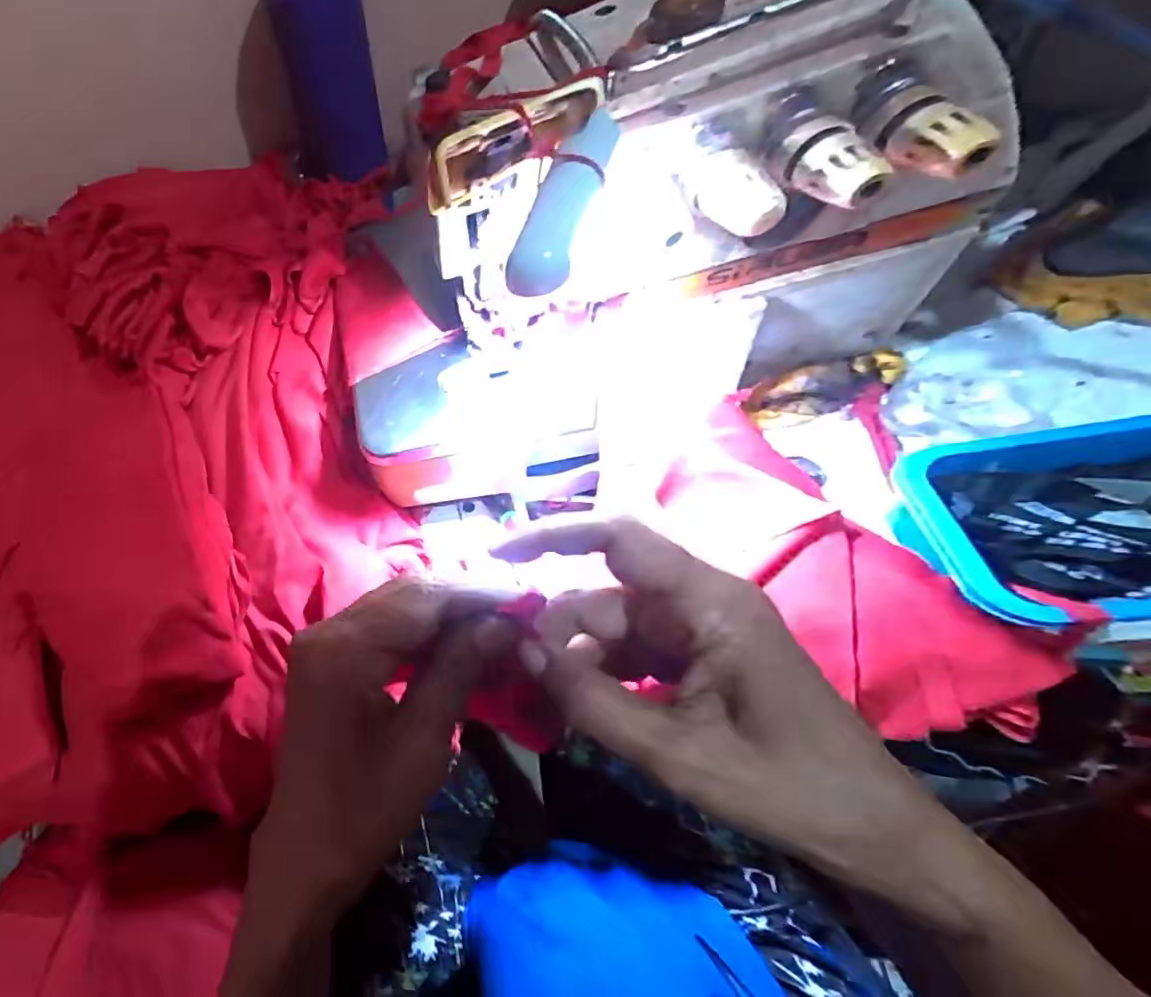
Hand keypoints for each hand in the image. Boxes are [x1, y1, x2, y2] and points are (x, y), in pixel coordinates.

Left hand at [254, 577, 525, 916]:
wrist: (308, 842)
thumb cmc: (368, 805)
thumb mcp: (424, 740)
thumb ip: (457, 669)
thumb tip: (500, 622)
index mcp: (344, 648)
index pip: (419, 600)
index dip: (475, 595)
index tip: (527, 597)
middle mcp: (324, 629)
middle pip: (402, 596)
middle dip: (460, 600)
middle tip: (517, 612)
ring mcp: (317, 640)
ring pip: (389, 608)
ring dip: (440, 613)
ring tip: (495, 625)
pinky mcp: (320, 654)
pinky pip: (374, 627)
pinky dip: (414, 631)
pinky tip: (453, 642)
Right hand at [492, 517, 952, 889]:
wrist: (879, 841)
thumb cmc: (789, 788)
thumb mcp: (676, 752)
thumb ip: (588, 698)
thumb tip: (517, 648)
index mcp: (709, 603)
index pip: (619, 539)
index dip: (552, 535)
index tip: (496, 553)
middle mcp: (696, 604)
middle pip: (599, 595)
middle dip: (554, 630)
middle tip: (517, 673)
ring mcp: (693, 633)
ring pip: (604, 627)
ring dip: (570, 658)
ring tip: (544, 700)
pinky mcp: (691, 660)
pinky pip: (622, 653)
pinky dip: (592, 674)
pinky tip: (573, 705)